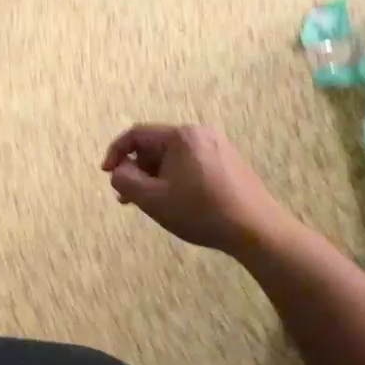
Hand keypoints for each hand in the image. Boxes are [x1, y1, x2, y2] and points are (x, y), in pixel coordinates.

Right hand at [102, 123, 294, 254]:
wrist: (257, 230)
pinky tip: (176, 201)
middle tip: (129, 197)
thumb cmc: (200, 211)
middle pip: (154, 146)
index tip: (107, 175)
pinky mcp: (230, 163)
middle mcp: (201, 134)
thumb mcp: (151, 198)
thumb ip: (124, 180)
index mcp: (181, 136)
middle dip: (137, 170)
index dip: (115, 153)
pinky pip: (190, 164)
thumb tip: (119, 171)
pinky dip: (175, 178)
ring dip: (155, 177)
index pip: (136, 135)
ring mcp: (219, 147)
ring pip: (172, 157)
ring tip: (151, 203)